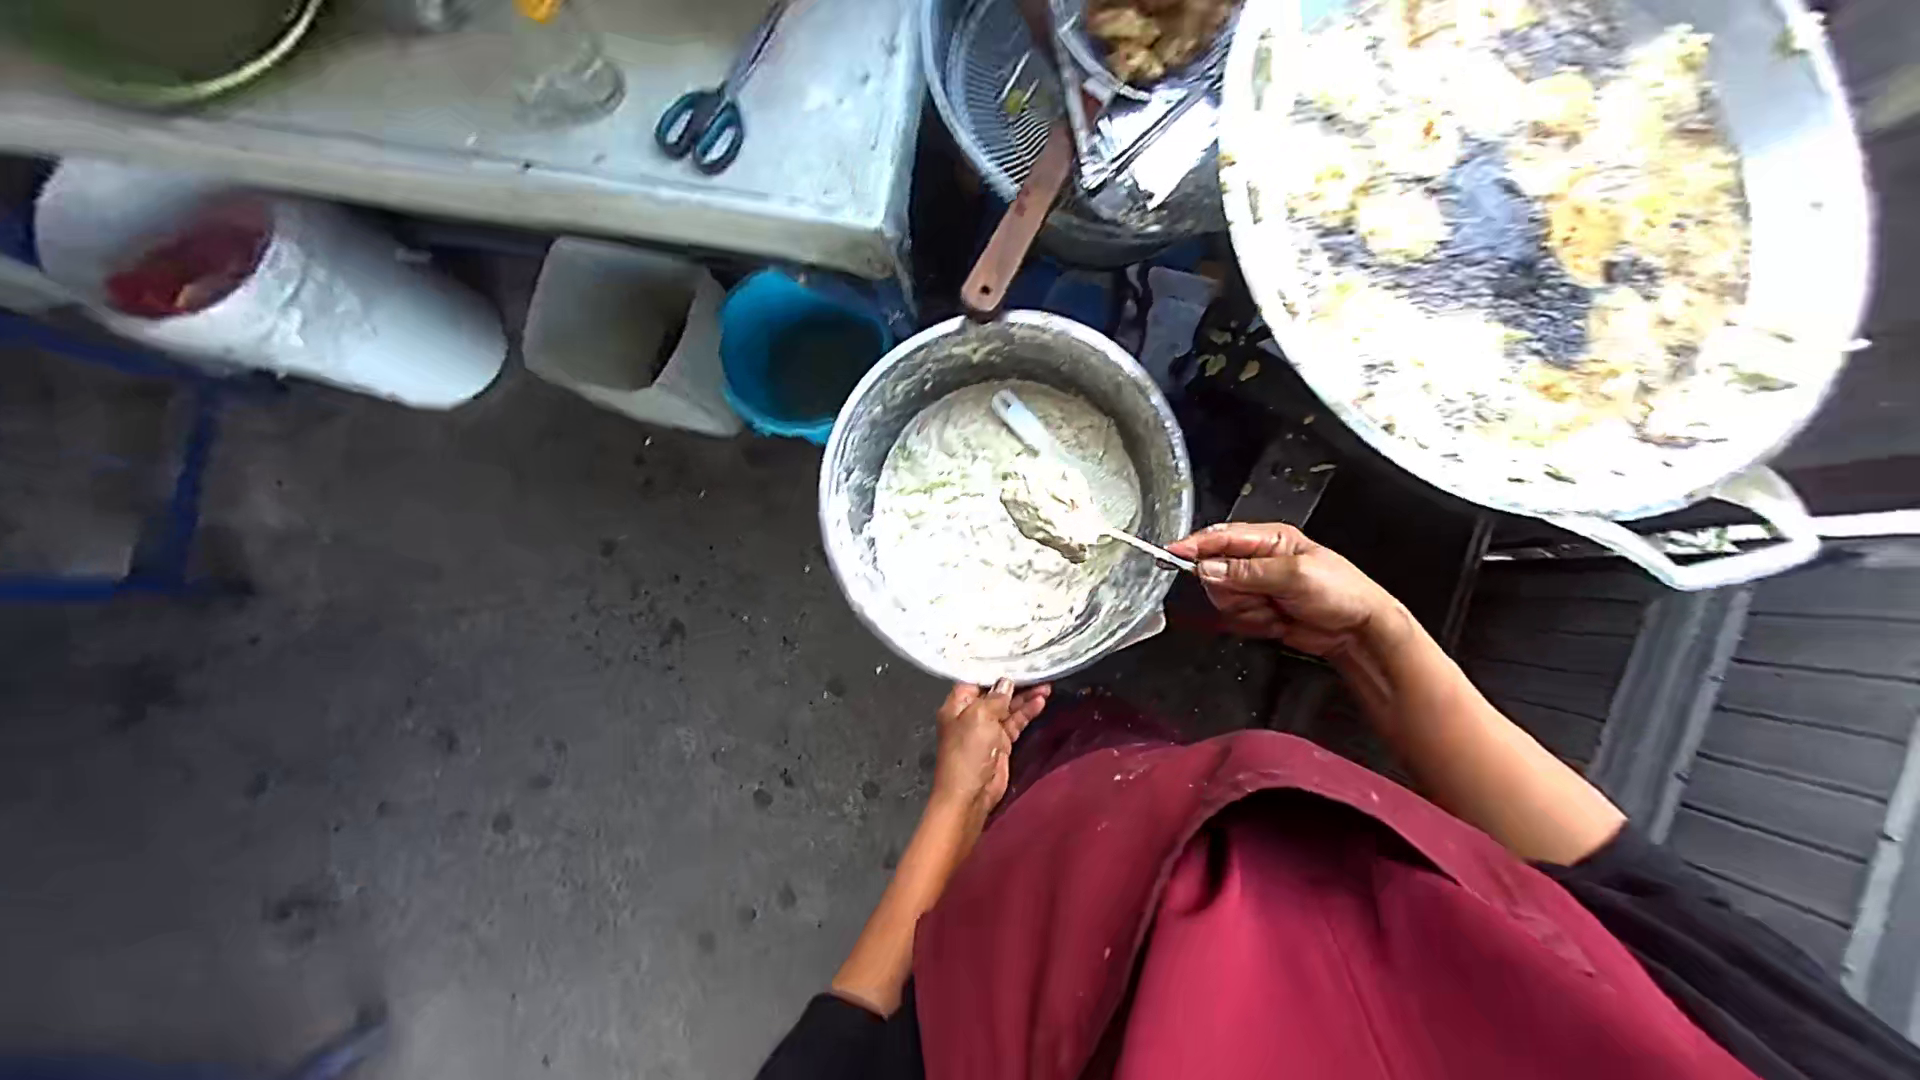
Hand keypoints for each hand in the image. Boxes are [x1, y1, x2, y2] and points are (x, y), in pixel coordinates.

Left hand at [930, 679, 1050, 818]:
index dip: (994, 670)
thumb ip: (995, 698)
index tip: (1014, 657)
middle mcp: (971, 713)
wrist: (970, 795)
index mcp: (957, 704)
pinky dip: (1027, 712)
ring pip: (1008, 707)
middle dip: (1014, 682)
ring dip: (1025, 697)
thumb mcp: (979, 717)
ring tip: (1046, 685)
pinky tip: (1041, 702)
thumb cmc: (967, 751)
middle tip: (1036, 669)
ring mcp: (987, 728)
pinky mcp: (1002, 742)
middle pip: (995, 692)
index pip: (976, 679)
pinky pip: (1016, 722)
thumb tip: (1006, 682)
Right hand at [1166, 522, 1401, 657]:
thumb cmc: (1343, 593)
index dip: (1195, 545)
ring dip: (1245, 609)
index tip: (1173, 553)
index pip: (1221, 537)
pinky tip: (1275, 620)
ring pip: (1222, 596)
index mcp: (1270, 538)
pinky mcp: (1256, 607)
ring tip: (1274, 609)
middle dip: (1232, 588)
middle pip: (1214, 570)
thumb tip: (1208, 567)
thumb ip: (1247, 571)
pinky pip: (1233, 615)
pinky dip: (1251, 622)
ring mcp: (1256, 584)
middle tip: (1258, 596)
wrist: (1359, 632)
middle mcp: (1258, 559)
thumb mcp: (1295, 576)